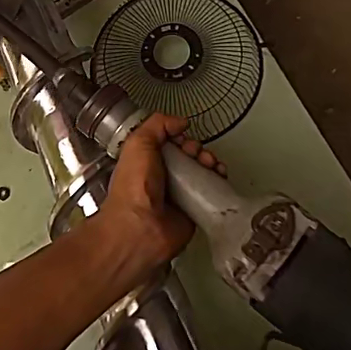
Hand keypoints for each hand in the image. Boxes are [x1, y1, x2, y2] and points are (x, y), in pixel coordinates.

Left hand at [91, 114, 218, 271]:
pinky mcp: (194, 209)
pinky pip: (211, 191)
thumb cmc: (132, 189)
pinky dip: (218, 181)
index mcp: (146, 161)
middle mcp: (162, 177)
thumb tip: (179, 122)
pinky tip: (219, 175)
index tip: (182, 136)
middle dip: (197, 148)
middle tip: (195, 152)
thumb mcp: (138, 143)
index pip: (169, 142)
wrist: (141, 227)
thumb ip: (157, 125)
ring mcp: (179, 194)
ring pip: (202, 171)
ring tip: (209, 163)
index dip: (179, 136)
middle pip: (189, 155)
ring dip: (210, 162)